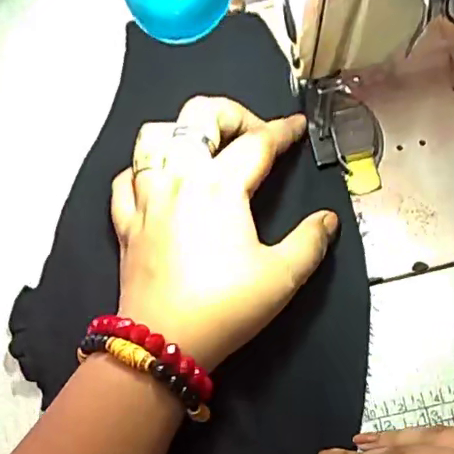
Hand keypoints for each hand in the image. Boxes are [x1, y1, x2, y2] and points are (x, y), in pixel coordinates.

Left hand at [111, 96, 341, 366]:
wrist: (165, 341)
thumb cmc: (224, 309)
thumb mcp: (282, 278)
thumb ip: (310, 243)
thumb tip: (327, 221)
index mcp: (220, 186)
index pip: (257, 143)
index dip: (283, 131)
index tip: (296, 128)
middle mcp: (179, 180)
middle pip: (198, 117)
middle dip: (230, 112)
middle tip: (252, 129)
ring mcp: (147, 200)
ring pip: (152, 137)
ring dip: (179, 130)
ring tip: (200, 145)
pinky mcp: (128, 225)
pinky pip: (126, 180)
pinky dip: (142, 170)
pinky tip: (158, 181)